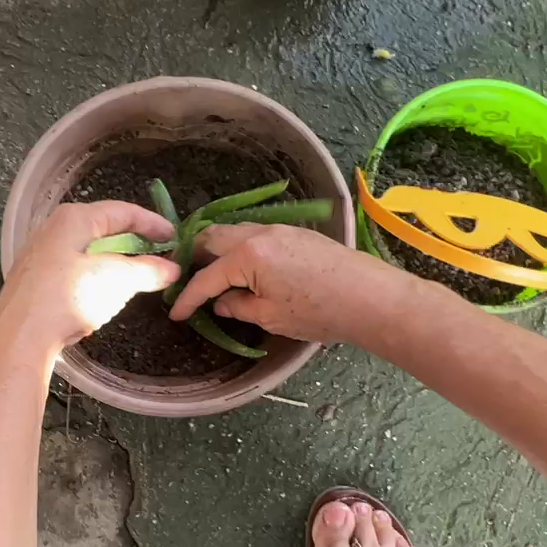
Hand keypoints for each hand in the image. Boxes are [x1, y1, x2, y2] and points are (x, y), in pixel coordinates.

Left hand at [0, 201, 179, 355]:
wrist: (20, 338)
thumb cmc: (69, 297)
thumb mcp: (116, 280)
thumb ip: (146, 270)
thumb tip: (171, 268)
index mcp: (73, 219)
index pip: (121, 212)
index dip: (152, 223)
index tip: (174, 238)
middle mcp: (52, 230)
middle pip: (102, 231)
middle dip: (132, 245)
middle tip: (157, 258)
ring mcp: (38, 257)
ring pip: (86, 253)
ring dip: (113, 265)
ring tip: (134, 280)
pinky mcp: (32, 283)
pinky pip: (71, 273)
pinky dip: (92, 280)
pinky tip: (99, 299)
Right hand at [167, 223, 406, 345]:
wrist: (370, 297)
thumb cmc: (318, 311)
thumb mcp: (270, 316)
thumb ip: (239, 307)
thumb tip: (222, 303)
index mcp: (247, 255)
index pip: (206, 277)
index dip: (188, 297)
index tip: (176, 313)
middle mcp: (259, 233)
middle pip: (213, 237)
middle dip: (192, 256)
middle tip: (183, 277)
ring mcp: (279, 229)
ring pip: (234, 232)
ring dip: (216, 249)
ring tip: (209, 272)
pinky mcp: (295, 233)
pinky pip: (255, 234)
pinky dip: (239, 248)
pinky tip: (241, 268)